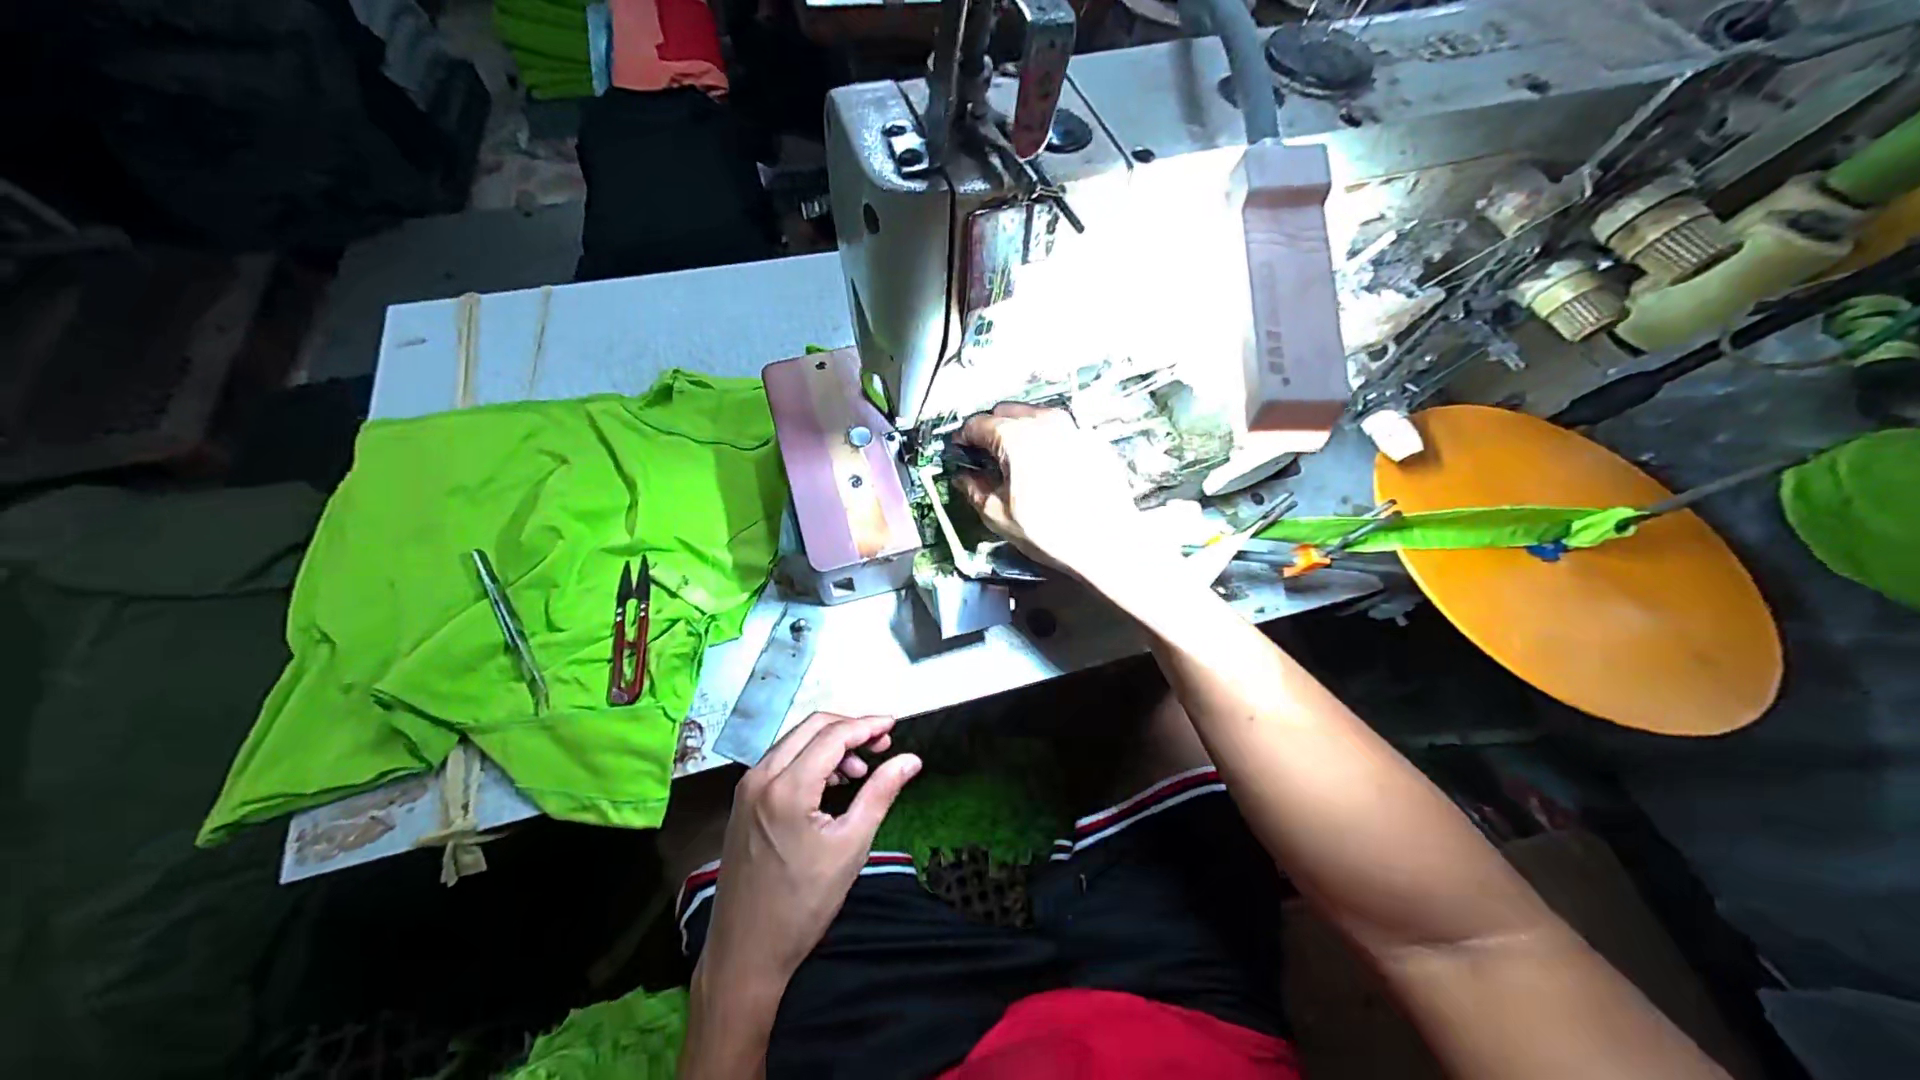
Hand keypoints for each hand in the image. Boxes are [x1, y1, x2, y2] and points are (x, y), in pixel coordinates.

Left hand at [700, 712, 921, 989]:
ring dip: (830, 745)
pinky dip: (810, 760)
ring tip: (861, 771)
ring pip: (794, 742)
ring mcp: (746, 788)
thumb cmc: (803, 904)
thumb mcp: (851, 846)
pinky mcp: (743, 801)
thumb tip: (910, 760)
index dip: (867, 726)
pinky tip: (832, 783)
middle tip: (882, 746)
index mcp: (786, 788)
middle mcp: (760, 777)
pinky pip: (780, 762)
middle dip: (850, 729)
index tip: (893, 726)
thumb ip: (880, 793)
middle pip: (811, 728)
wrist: (747, 950)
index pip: (832, 735)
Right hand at [953, 403, 1147, 582]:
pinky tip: (1050, 467)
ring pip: (1036, 416)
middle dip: (991, 429)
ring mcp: (1074, 427)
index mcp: (1015, 436)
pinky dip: (1048, 441)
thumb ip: (974, 489)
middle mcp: (1045, 421)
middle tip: (987, 457)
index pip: (976, 423)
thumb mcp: (998, 515)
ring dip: (1021, 430)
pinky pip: (1062, 430)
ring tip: (1019, 460)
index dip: (963, 438)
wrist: (1107, 542)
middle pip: (1006, 411)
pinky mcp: (1094, 440)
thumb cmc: (1048, 531)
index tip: (960, 452)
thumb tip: (963, 477)